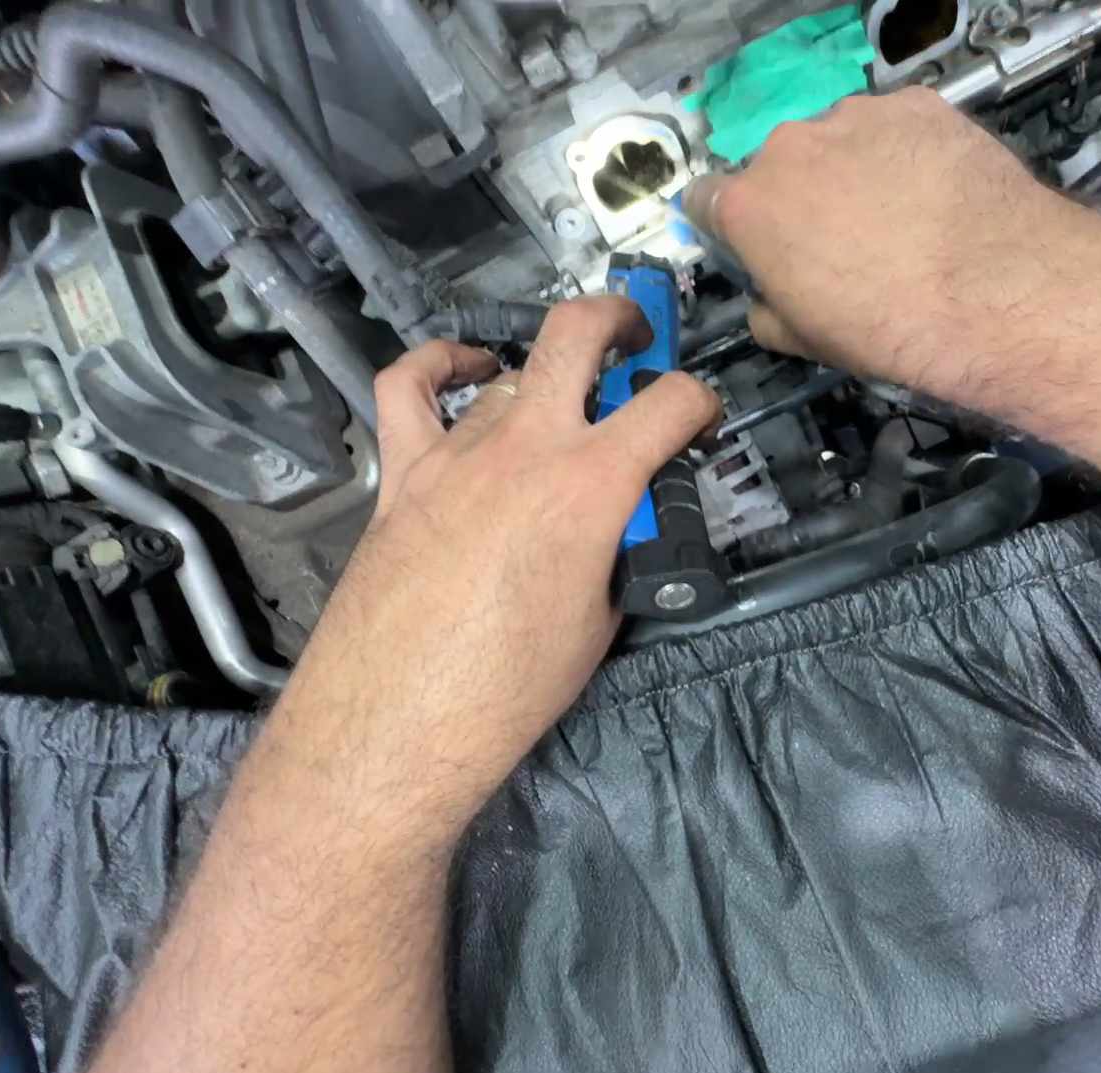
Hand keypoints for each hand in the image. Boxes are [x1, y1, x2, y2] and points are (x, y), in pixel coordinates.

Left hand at [277, 297, 719, 814]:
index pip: (669, 404)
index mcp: (591, 485)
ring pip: (510, 376)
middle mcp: (525, 446)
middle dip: (620, 319)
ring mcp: (456, 452)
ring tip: (559, 417)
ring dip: (546, 385)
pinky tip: (466, 369)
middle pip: (577, 333)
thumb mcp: (604, 615)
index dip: (701, 403)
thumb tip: (620, 523)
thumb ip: (620, 547)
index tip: (700, 420)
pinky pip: (409, 388)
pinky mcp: (403, 472)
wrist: (399, 726)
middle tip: (638, 339)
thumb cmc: (515, 686)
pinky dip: (440, 365)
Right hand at [683, 88, 1081, 400]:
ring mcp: (855, 117)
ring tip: (893, 221)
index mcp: (749, 207)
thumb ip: (765, 313)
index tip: (752, 247)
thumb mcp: (805, 342)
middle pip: (775, 169)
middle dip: (795, 202)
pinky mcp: (917, 104)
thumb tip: (765, 303)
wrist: (988, 292)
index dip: (726, 228)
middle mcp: (791, 147)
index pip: (705, 201)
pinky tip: (928, 197)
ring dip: (847, 174)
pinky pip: (890, 128)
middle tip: (836, 244)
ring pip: (833, 143)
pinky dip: (899, 155)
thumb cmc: (886, 326)